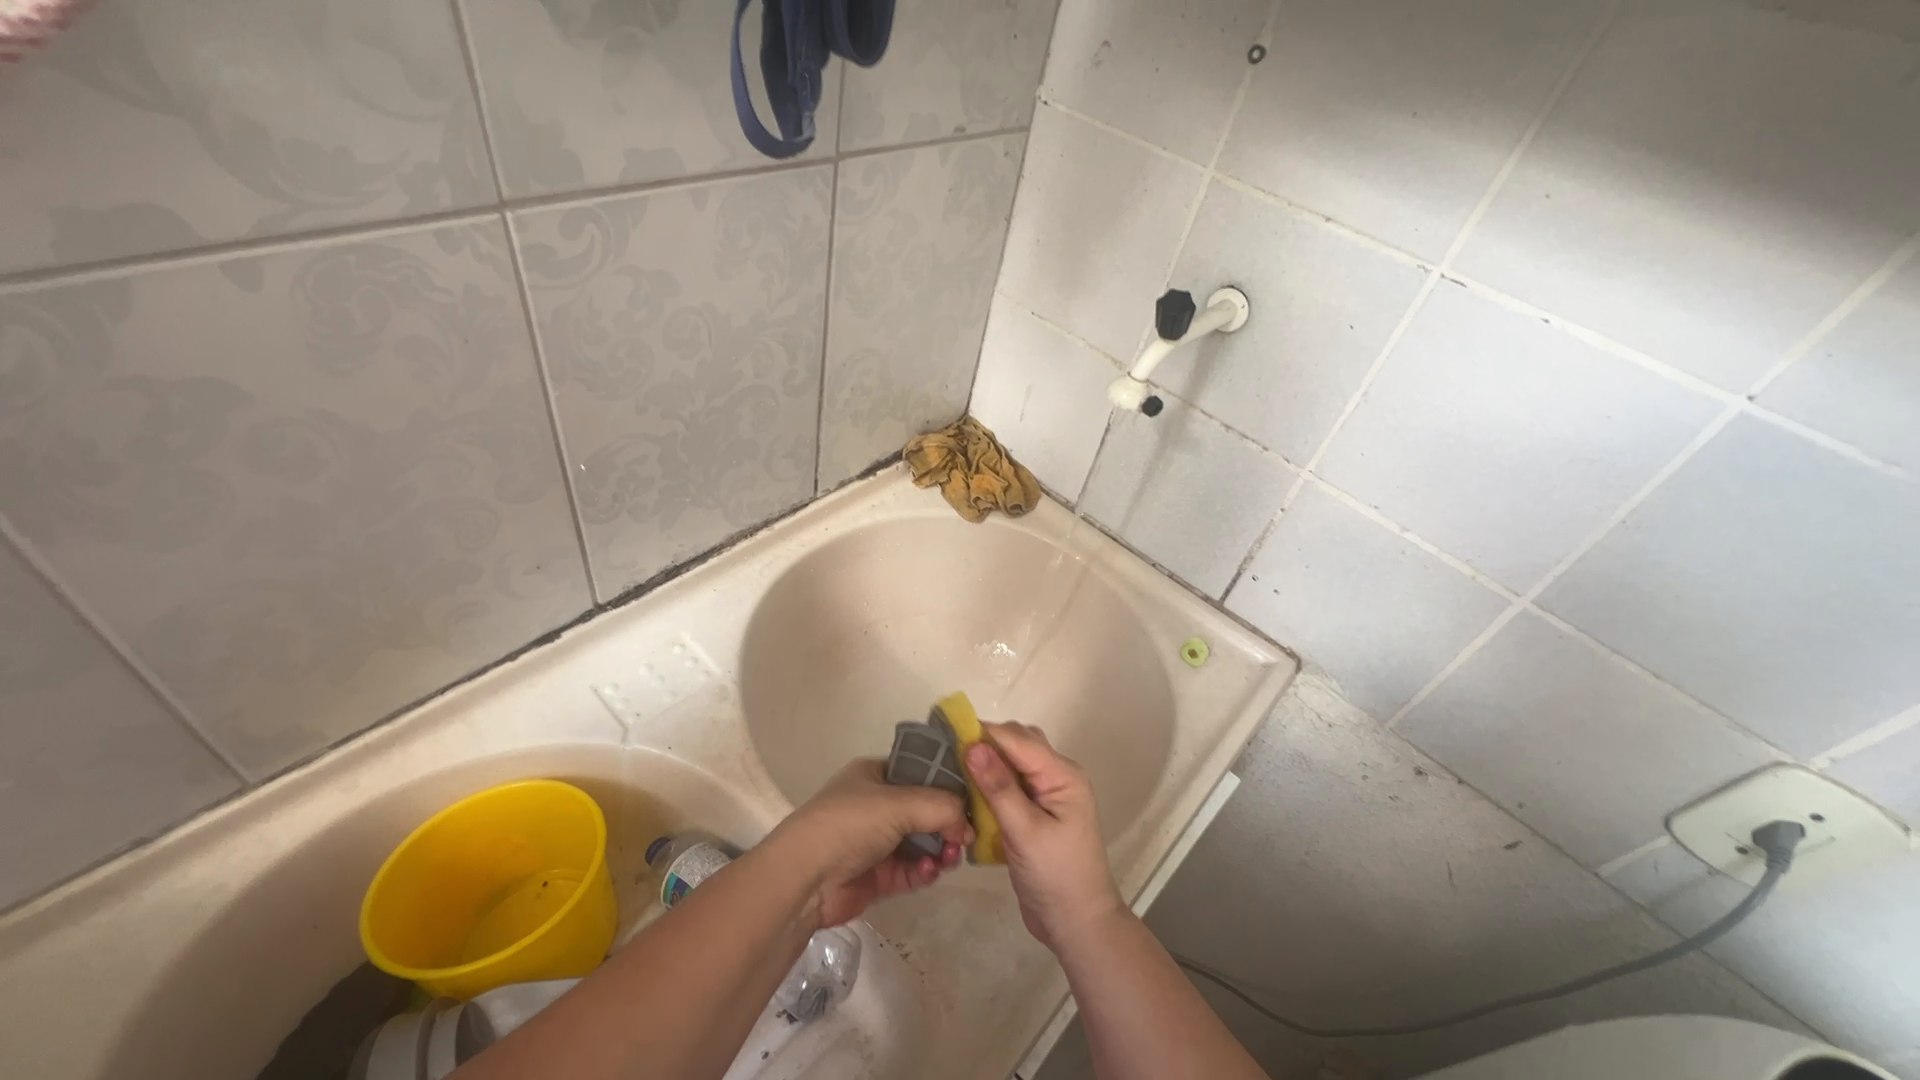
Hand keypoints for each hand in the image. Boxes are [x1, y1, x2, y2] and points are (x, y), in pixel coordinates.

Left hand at [766, 759, 969, 929]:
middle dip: (949, 824)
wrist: (804, 878)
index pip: (921, 772)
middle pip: (926, 811)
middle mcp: (876, 805)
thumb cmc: (849, 824)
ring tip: (951, 858)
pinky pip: (913, 871)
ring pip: (922, 843)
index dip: (949, 786)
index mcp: (875, 775)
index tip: (975, 800)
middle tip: (967, 838)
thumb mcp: (899, 803)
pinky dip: (925, 872)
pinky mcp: (878, 877)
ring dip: (941, 850)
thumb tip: (968, 825)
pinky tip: (931, 872)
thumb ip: (942, 807)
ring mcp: (877, 842)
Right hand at [965, 722, 1125, 949]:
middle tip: (947, 755)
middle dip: (984, 744)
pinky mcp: (1033, 812)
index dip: (984, 732)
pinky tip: (967, 795)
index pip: (1019, 740)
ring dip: (986, 764)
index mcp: (1063, 775)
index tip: (946, 732)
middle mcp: (1056, 777)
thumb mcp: (1025, 832)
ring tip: (952, 771)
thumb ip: (999, 788)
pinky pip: (1008, 786)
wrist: (1076, 923)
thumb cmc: (1056, 876)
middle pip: (1016, 744)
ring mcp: (1045, 795)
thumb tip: (973, 745)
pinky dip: (988, 786)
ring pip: (1011, 764)